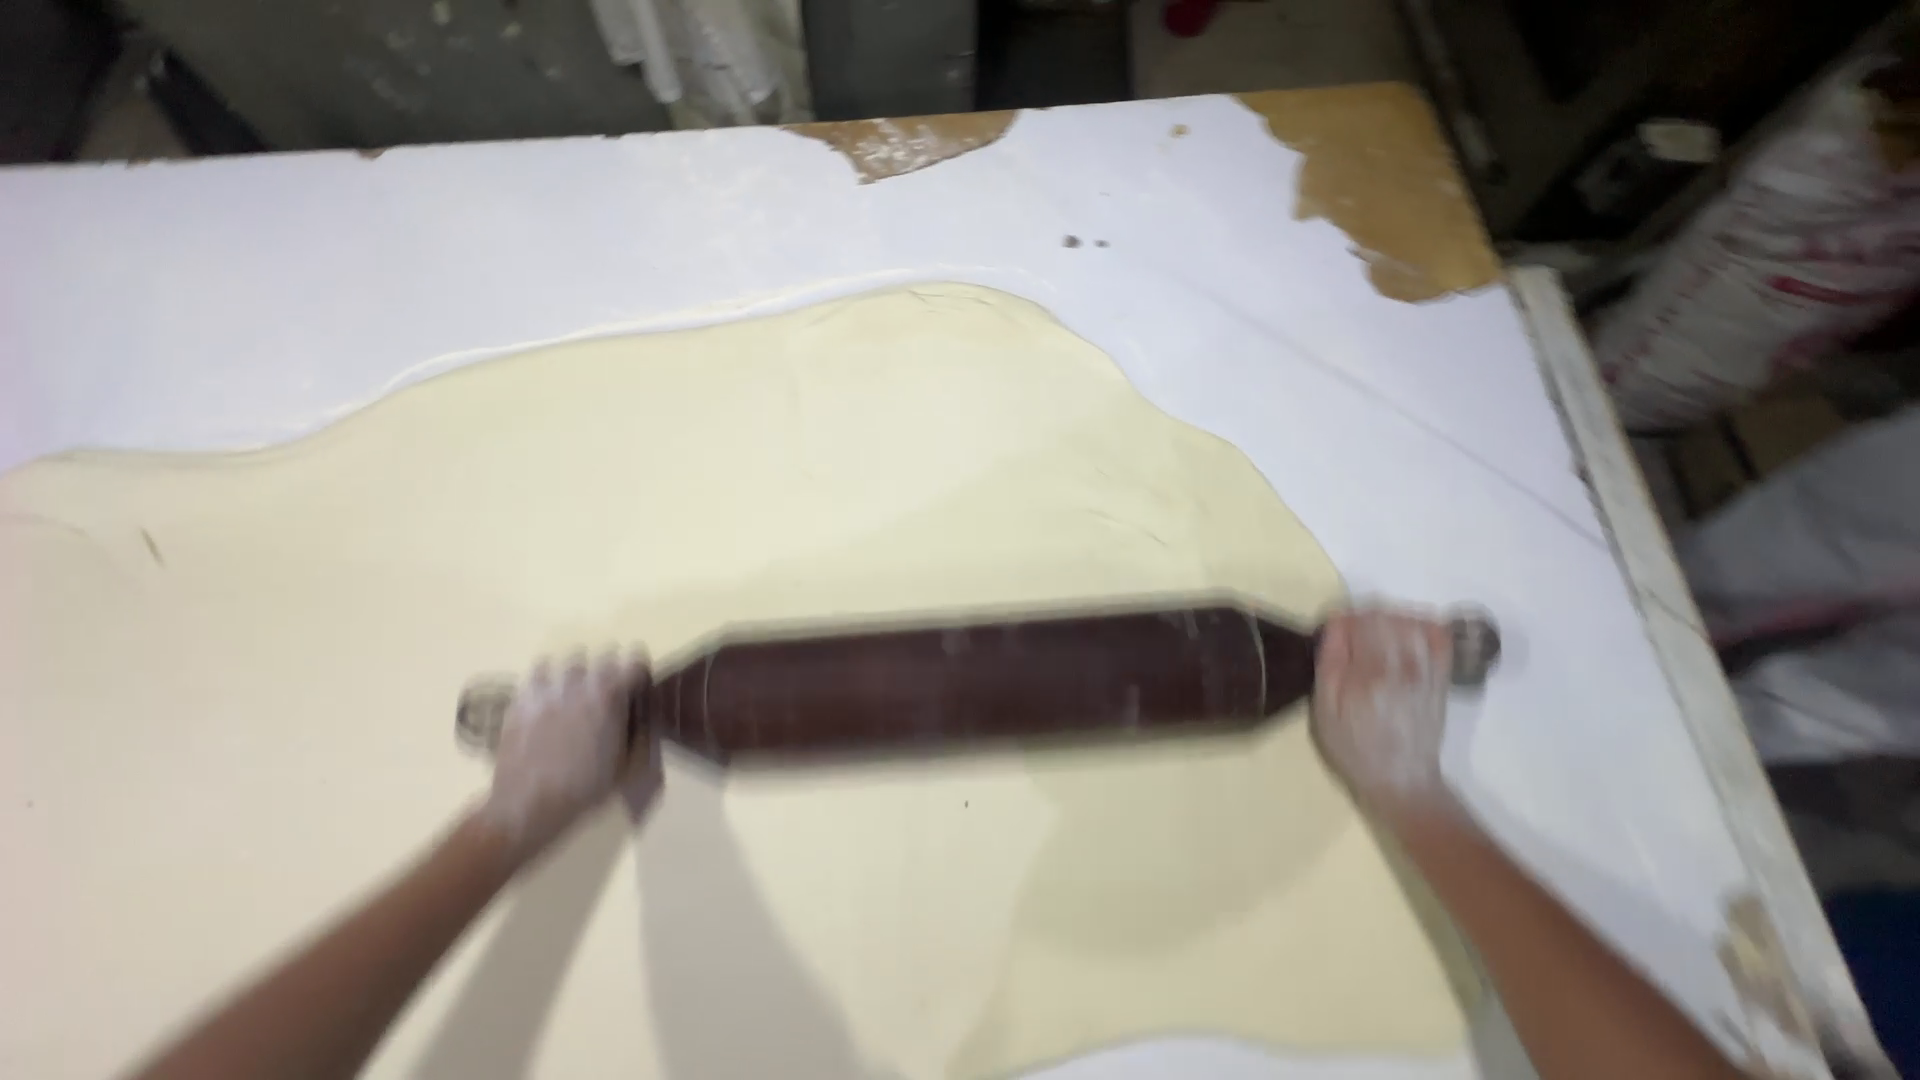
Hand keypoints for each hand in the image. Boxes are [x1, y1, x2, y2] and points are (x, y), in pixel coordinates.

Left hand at [478, 650, 655, 862]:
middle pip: (603, 654)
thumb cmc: (585, 789)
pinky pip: (536, 673)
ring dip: (578, 672)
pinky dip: (546, 679)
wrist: (529, 806)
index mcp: (612, 696)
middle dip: (610, 668)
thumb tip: (647, 715)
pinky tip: (548, 697)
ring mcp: (548, 689)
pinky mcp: (521, 700)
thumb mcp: (630, 767)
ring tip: (576, 690)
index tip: (639, 682)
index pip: (636, 661)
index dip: (640, 670)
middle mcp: (581, 683)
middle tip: (609, 689)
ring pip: (568, 660)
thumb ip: (643, 734)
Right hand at [1310, 607, 1463, 824]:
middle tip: (1348, 633)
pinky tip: (1405, 632)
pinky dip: (1422, 624)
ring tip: (1373, 632)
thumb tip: (1336, 623)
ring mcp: (1428, 670)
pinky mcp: (1441, 676)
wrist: (1400, 778)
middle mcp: (1404, 667)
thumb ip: (1331, 662)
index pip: (1360, 620)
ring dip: (1389, 617)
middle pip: (1387, 615)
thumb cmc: (1353, 746)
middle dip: (1363, 615)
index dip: (1342, 618)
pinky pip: (1439, 636)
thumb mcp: (1326, 709)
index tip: (1331, 630)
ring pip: (1412, 620)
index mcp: (1371, 674)